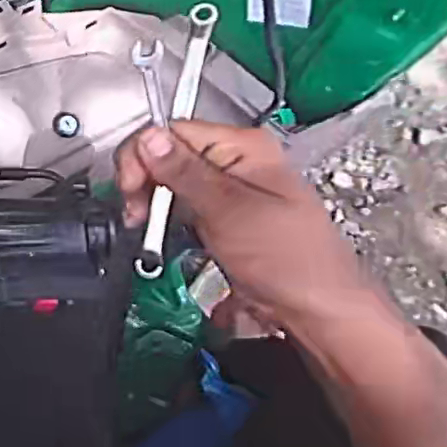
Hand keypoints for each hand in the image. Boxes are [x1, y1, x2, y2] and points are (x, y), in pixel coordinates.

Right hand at [115, 121, 387, 329]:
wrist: (316, 313)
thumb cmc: (292, 263)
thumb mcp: (229, 211)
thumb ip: (184, 172)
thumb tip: (149, 138)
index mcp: (243, 147)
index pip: (170, 132)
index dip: (142, 157)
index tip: (131, 188)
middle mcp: (234, 161)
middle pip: (165, 152)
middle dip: (142, 179)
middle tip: (136, 209)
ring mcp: (225, 187)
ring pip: (167, 177)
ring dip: (147, 199)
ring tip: (144, 223)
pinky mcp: (218, 212)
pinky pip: (178, 201)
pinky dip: (161, 213)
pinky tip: (158, 228)